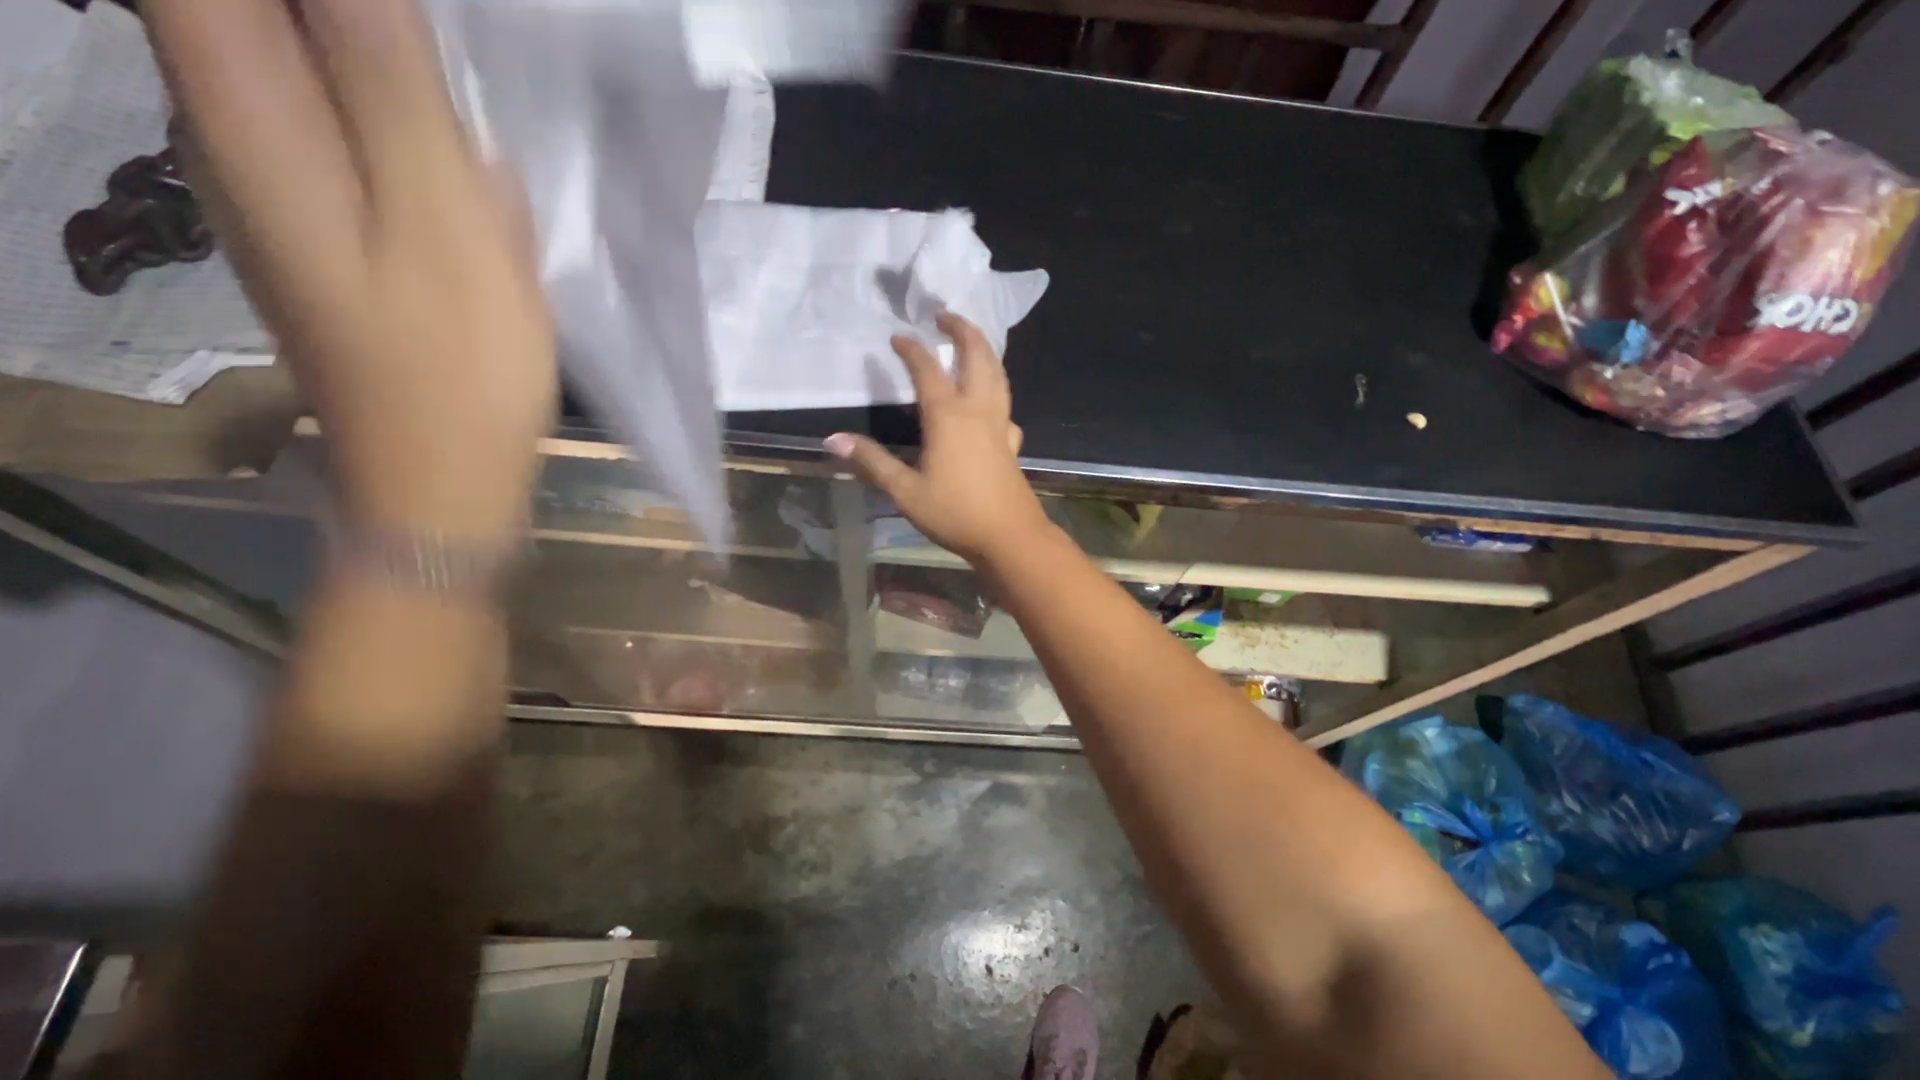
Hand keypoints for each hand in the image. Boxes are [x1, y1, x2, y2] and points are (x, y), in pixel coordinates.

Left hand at [145, 0, 555, 538]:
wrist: (440, 485)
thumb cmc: (457, 367)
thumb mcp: (444, 223)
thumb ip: (390, 84)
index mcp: (248, 122)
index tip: (405, 24)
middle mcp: (225, 135)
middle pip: (244, 11)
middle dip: (349, 19)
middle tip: (436, 50)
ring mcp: (268, 180)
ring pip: (286, 52)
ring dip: (367, 47)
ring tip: (443, 74)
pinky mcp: (316, 216)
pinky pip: (328, 112)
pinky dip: (383, 101)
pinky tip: (444, 135)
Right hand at [826, 313, 1052, 565]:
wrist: (1009, 537)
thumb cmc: (954, 512)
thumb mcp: (905, 491)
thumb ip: (872, 462)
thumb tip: (833, 439)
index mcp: (948, 416)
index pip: (928, 370)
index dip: (912, 350)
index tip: (898, 337)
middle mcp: (978, 410)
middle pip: (977, 357)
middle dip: (963, 331)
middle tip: (946, 315)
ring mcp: (1000, 425)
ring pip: (998, 375)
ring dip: (985, 351)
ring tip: (973, 342)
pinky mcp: (1011, 443)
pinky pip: (1006, 406)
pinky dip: (998, 391)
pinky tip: (992, 405)